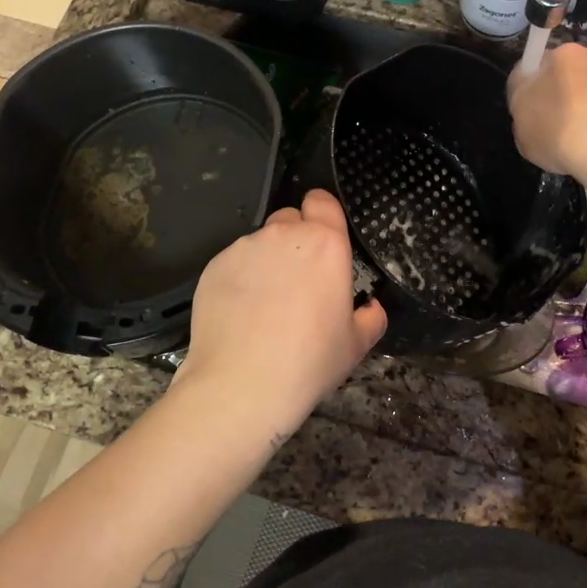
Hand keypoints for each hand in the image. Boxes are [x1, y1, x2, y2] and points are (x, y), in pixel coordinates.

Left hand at [178, 189, 386, 430]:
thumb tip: (371, 309)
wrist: (241, 386)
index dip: (323, 215)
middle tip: (297, 282)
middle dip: (295, 242)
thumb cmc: (308, 363)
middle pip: (291, 219)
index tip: (323, 240)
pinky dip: (240, 279)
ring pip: (261, 242)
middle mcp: (284, 235)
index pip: (323, 201)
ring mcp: (245, 248)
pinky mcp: (215, 266)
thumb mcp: (355, 346)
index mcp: (326, 245)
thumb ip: (370, 318)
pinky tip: (240, 313)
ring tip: (264, 304)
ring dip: (267, 261)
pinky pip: (234, 262)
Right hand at [507, 43, 586, 177]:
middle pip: (567, 75)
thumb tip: (535, 117)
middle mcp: (583, 55)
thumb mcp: (523, 135)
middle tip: (562, 129)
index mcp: (551, 57)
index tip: (534, 118)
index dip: (530, 94)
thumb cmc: (560, 133)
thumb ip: (525, 119)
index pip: (532, 69)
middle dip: (564, 96)